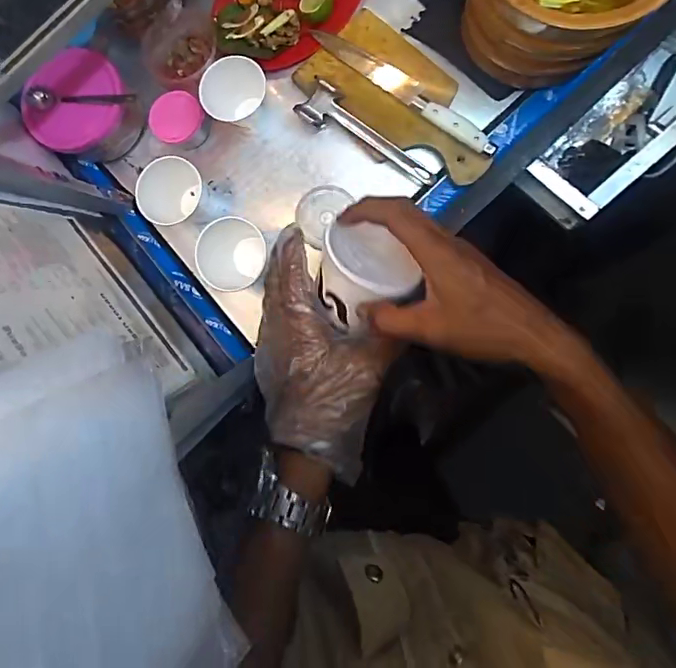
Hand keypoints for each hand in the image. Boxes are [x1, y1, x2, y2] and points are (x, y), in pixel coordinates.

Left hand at [254, 228, 400, 480]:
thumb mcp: (368, 367)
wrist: (302, 444)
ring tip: (304, 269)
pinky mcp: (269, 355)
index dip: (290, 247)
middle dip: (286, 259)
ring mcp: (268, 340)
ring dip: (284, 280)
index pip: (287, 271)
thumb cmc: (331, 400)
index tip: (297, 229)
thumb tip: (407, 312)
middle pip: (275, 281)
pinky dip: (284, 300)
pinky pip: (274, 315)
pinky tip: (301, 307)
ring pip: (272, 299)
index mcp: (293, 317)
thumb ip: (387, 336)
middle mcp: (274, 322)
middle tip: (303, 243)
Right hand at [337, 197, 585, 377]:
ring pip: (420, 219)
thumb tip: (364, 313)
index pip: (395, 213)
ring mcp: (462, 249)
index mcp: (436, 250)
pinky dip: (407, 233)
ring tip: (370, 234)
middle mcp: (448, 242)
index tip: (343, 219)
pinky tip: (402, 257)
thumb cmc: (485, 329)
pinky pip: (430, 233)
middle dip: (374, 207)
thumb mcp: (431, 330)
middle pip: (406, 208)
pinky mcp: (470, 260)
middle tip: (351, 221)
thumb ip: (391, 320)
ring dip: (391, 218)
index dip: (364, 210)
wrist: (539, 337)